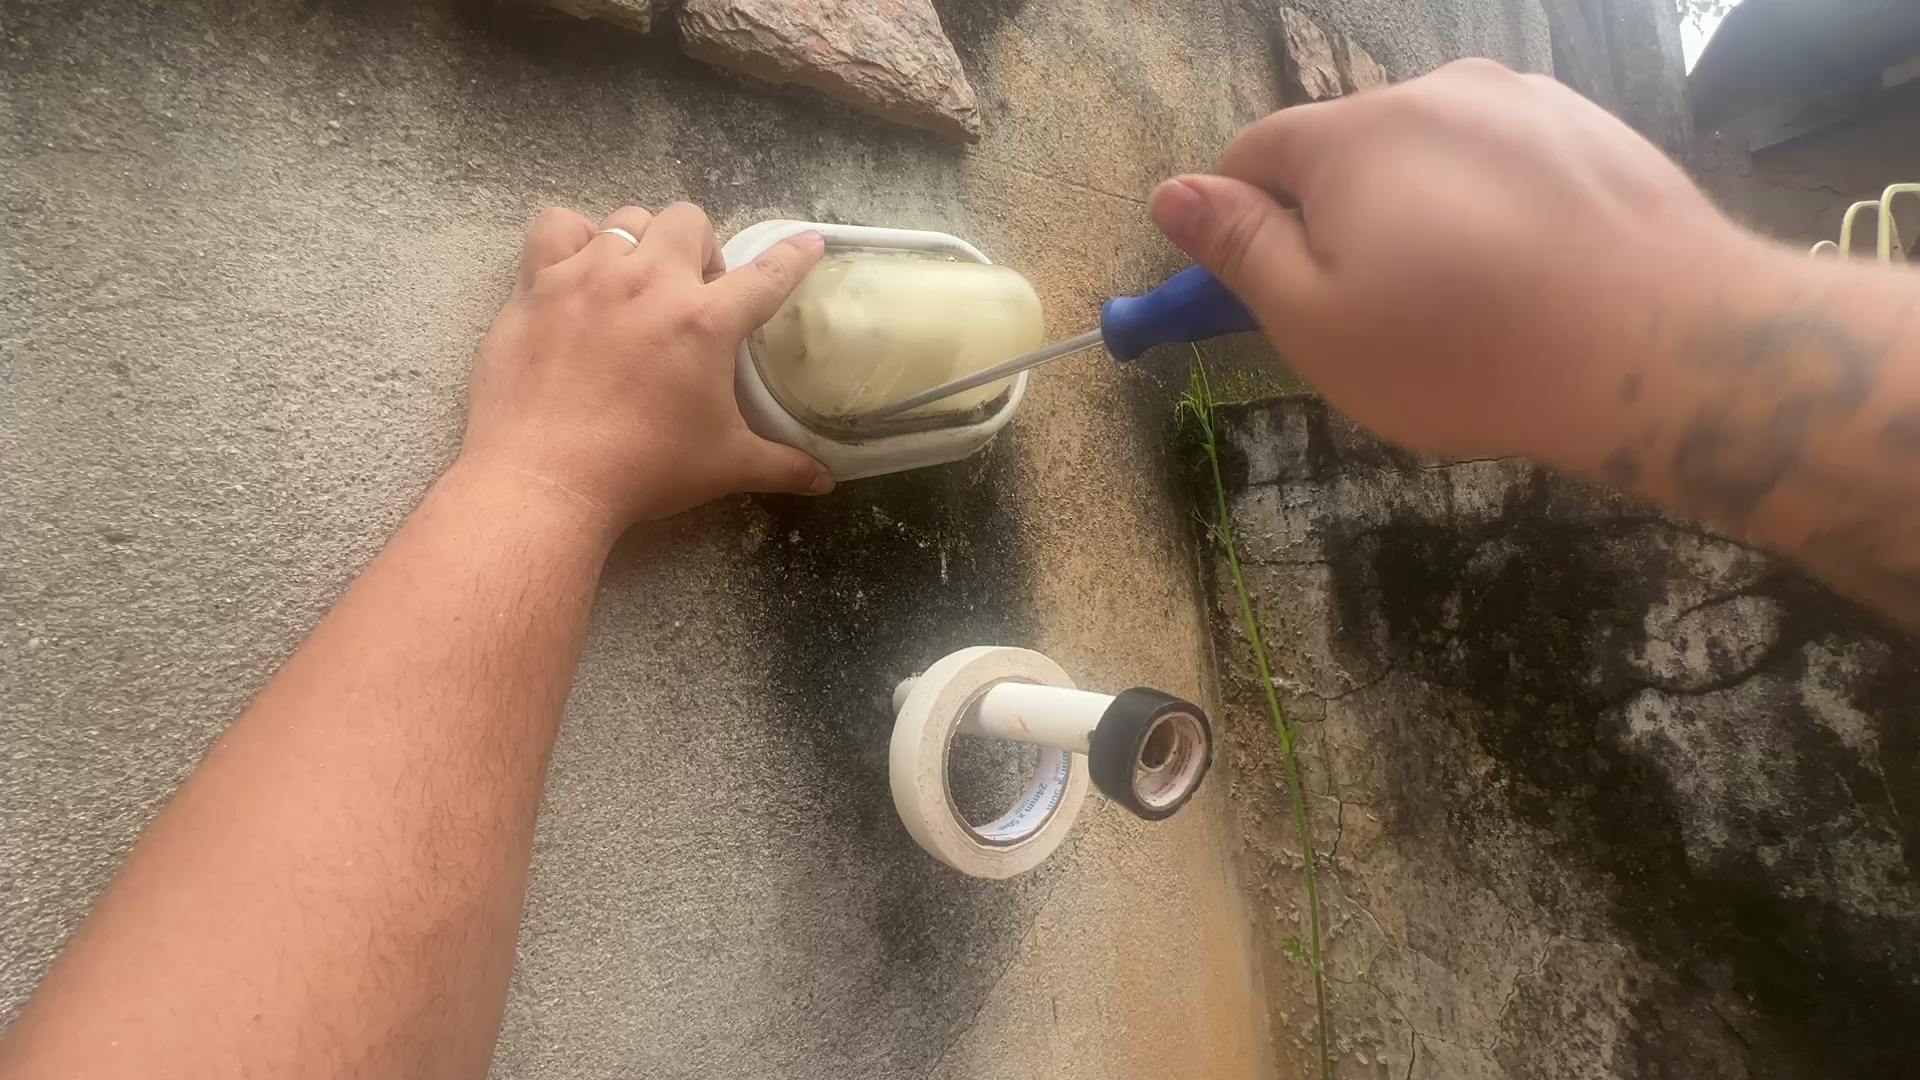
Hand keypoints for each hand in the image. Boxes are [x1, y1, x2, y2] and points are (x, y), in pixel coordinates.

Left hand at [458, 203, 832, 532]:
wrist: (547, 479)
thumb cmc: (647, 469)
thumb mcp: (728, 467)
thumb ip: (784, 467)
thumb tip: (826, 482)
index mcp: (705, 323)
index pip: (766, 275)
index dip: (793, 256)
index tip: (809, 241)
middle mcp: (650, 282)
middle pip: (688, 221)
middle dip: (702, 250)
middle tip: (696, 296)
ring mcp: (589, 275)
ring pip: (627, 219)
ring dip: (645, 244)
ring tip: (639, 285)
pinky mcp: (537, 284)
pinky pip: (559, 226)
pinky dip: (576, 240)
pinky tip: (581, 273)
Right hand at [1150, 59, 1767, 470]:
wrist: (1664, 354)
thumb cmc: (1452, 352)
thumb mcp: (1310, 318)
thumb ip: (1236, 248)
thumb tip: (1169, 194)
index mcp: (1352, 138)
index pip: (1250, 155)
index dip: (1235, 223)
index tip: (1262, 290)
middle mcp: (1432, 92)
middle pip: (1329, 152)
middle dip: (1315, 222)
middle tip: (1350, 312)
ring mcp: (1517, 100)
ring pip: (1406, 156)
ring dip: (1388, 215)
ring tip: (1433, 299)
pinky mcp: (1581, 125)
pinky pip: (1477, 159)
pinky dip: (1459, 207)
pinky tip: (1497, 272)